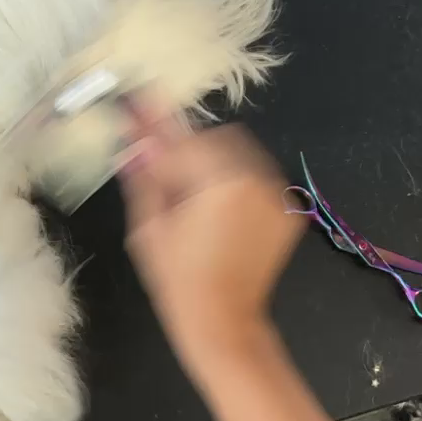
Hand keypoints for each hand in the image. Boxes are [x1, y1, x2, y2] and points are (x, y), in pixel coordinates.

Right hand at [116, 104, 302, 360]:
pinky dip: (230, 185)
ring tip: (189, 202)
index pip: (182, 140)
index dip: (156, 122)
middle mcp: (255, 180)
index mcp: (219, 183)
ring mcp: (276, 195)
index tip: (139, 99)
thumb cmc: (177, 281)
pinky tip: (212, 216)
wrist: (222, 321)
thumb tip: (135, 145)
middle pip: (215, 140)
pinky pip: (255, 180)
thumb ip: (146, 180)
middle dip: (187, 149)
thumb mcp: (149, 230)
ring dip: (209, 165)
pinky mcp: (286, 211)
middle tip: (161, 173)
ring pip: (237, 157)